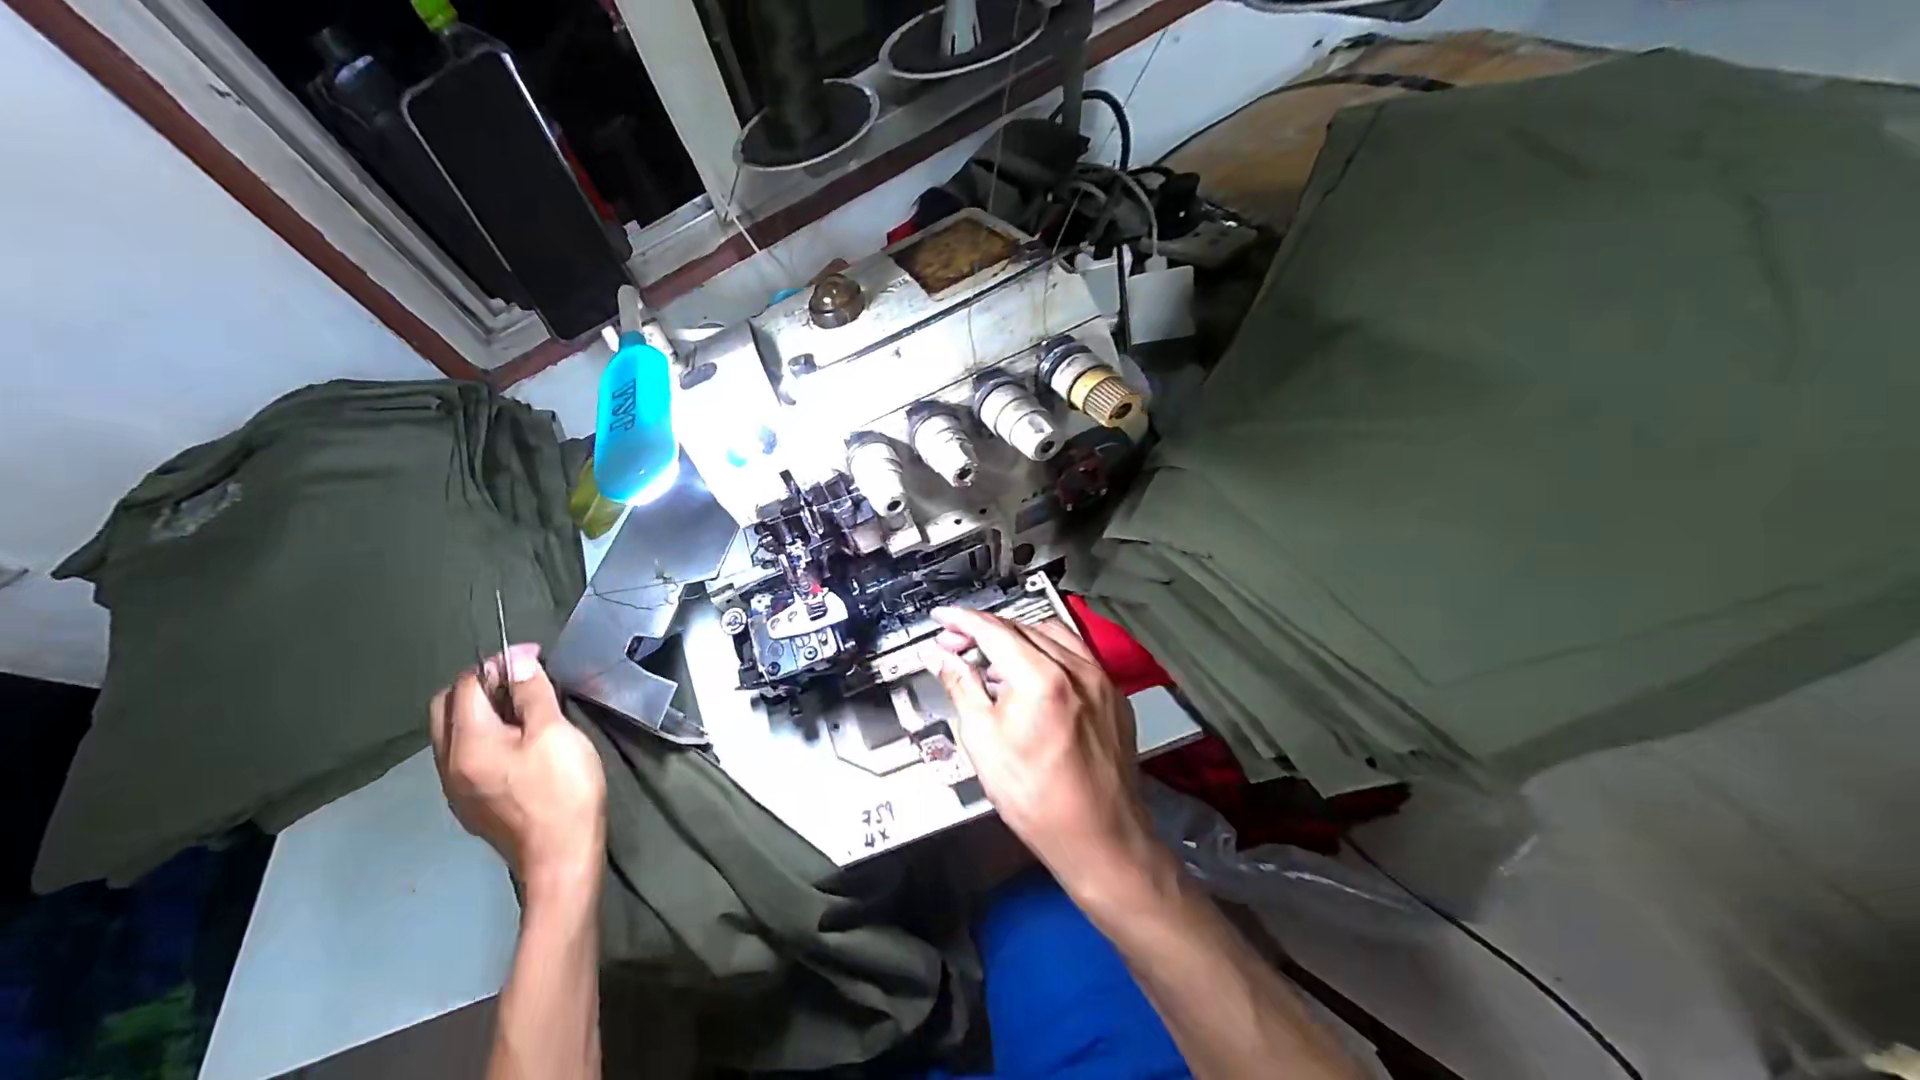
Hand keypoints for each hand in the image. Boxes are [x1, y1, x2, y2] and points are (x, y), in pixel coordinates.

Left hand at [428, 644, 606, 894]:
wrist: (560, 857)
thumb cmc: (562, 790)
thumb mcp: (554, 733)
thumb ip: (532, 693)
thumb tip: (517, 661)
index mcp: (466, 743)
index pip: (467, 685)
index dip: (498, 664)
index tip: (533, 658)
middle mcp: (447, 763)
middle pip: (446, 707)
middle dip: (479, 685)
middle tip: (523, 681)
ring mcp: (455, 788)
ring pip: (452, 733)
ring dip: (479, 711)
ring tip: (523, 708)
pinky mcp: (470, 804)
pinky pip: (463, 755)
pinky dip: (482, 736)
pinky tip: (517, 743)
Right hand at [923, 607, 1157, 892]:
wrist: (1097, 837)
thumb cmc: (1044, 802)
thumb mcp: (983, 742)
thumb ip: (961, 688)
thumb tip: (942, 659)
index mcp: (1043, 679)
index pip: (993, 630)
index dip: (961, 621)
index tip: (944, 620)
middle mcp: (1078, 671)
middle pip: (1021, 627)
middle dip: (984, 631)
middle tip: (956, 645)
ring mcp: (1100, 682)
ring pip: (1052, 635)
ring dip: (1016, 639)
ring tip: (992, 663)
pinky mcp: (1112, 695)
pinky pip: (1076, 656)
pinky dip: (1047, 654)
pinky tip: (1030, 678)